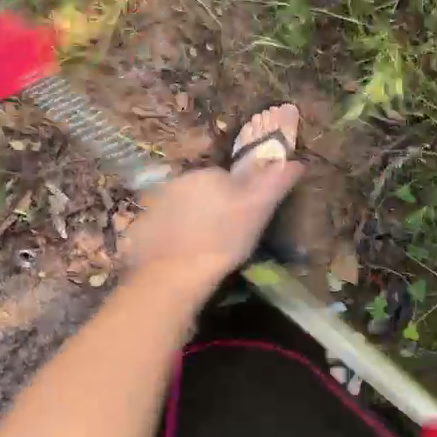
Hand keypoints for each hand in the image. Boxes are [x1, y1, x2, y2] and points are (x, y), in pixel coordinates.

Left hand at [118, 164, 303, 292]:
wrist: (174, 275)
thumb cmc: (222, 240)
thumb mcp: (258, 210)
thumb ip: (275, 183)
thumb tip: (297, 162)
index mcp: (207, 173)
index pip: (224, 180)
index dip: (235, 201)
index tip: (239, 224)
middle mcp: (177, 181)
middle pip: (200, 192)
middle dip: (209, 209)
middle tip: (220, 239)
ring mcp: (154, 204)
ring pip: (178, 210)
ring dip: (187, 223)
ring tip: (198, 252)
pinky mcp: (139, 228)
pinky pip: (158, 229)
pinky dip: (166, 239)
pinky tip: (176, 259)